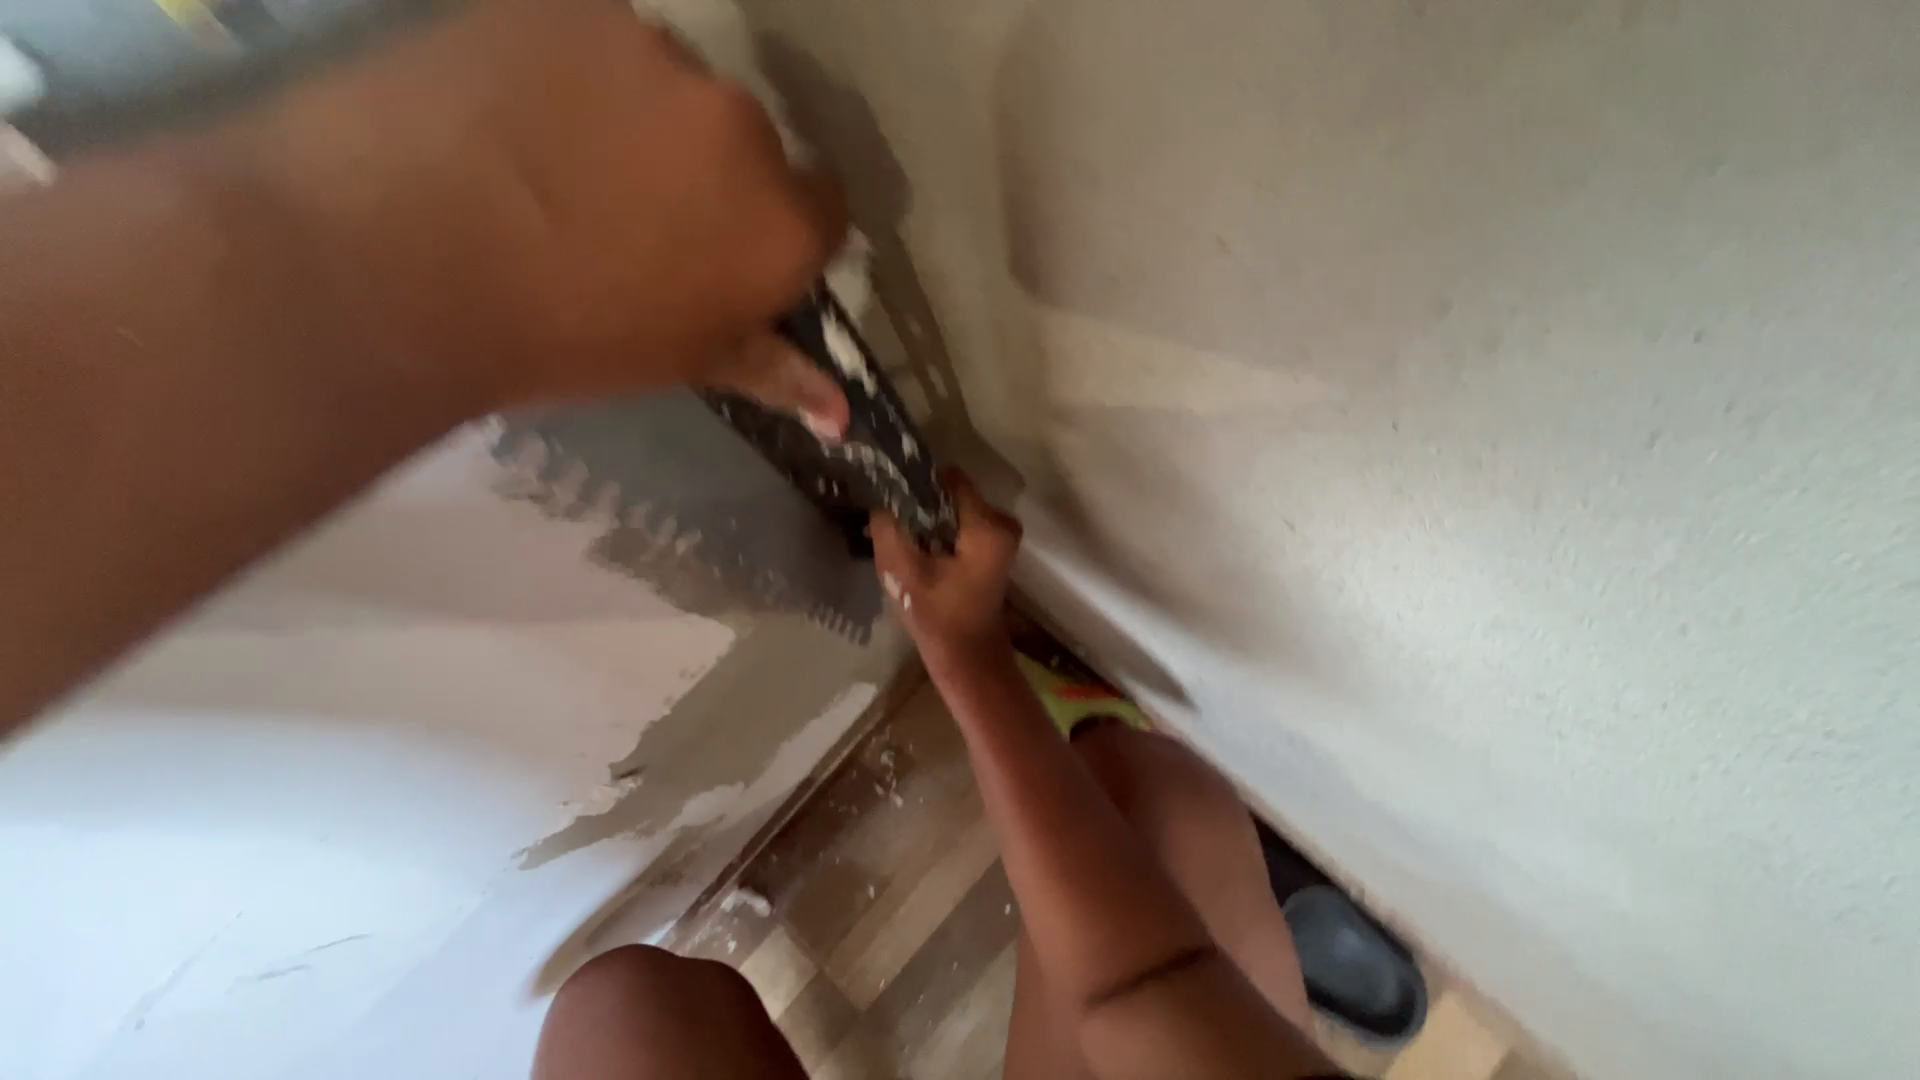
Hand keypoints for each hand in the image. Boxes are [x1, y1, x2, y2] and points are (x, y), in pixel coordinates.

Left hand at [234, 0, 849, 431]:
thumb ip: (775, 372)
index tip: (726, 252)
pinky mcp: (569, 3)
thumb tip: (842, 416)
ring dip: (639, 118)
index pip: (823, 209)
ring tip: (559, 162)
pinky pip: (592, 39)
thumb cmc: (567, 338)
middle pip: (748, 143)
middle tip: (632, 215)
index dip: (778, 231)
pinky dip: (570, 73)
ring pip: (670, 86)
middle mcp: (743, 127)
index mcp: (781, 225)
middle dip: (709, 175)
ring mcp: (656, 53)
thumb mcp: (685, 363)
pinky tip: (514, 117)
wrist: (399, 263)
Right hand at [870, 469, 1023, 666]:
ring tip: (904, 535)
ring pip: (956, 508)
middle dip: (922, 503)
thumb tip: (878, 498)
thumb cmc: (937, 615)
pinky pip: (963, 523)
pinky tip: (921, 548)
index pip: (950, 478)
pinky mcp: (995, 546)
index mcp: (986, 526)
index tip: (892, 492)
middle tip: (894, 520)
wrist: (967, 653)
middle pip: (953, 493)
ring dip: (930, 518)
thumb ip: (888, 528)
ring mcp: (1002, 534)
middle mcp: (1002, 523)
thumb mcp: (903, 571)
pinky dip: (942, 530)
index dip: (918, 483)